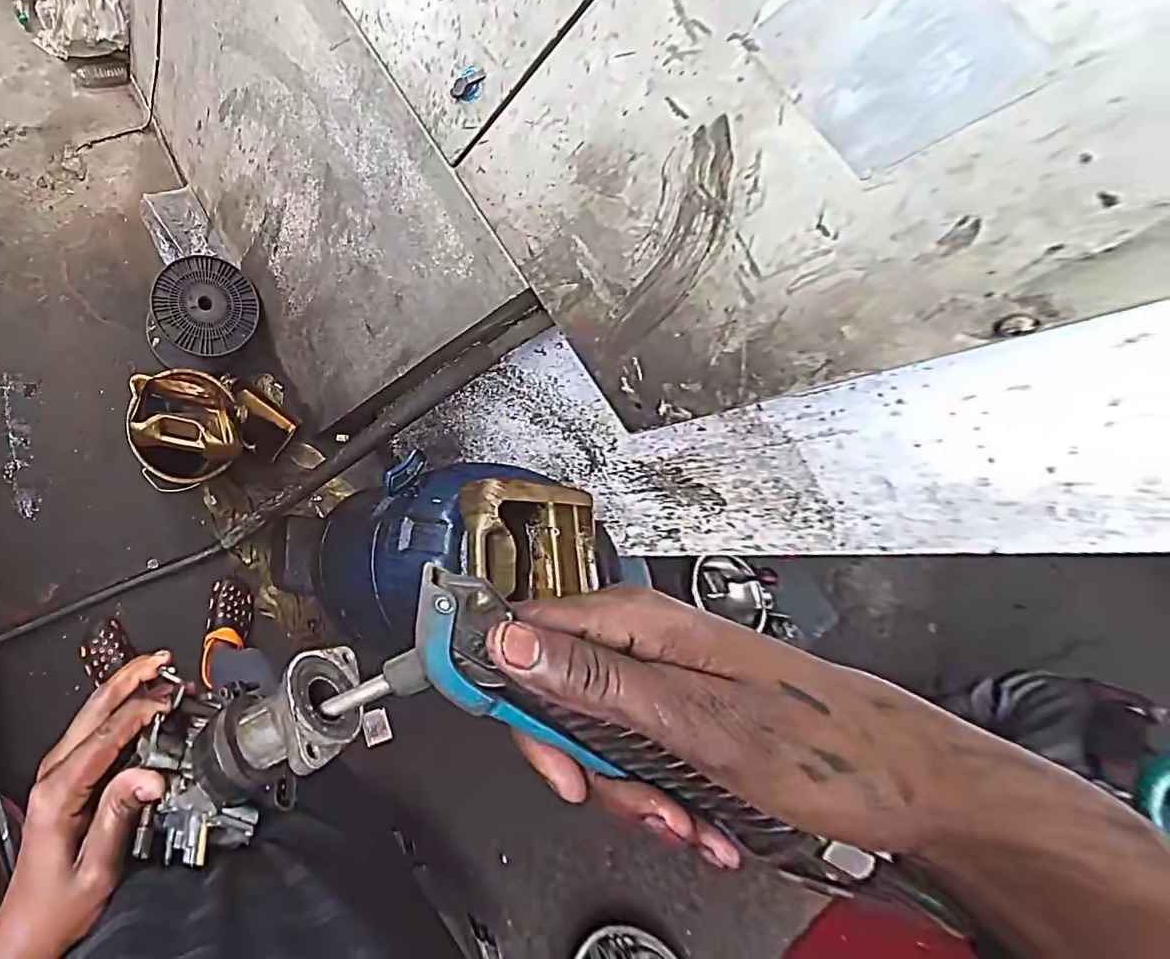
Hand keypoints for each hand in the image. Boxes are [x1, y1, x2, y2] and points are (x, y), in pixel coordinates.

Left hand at [0, 652, 172, 958]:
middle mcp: (53, 771)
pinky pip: (93, 729)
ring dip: (126, 687)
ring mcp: (56, 769)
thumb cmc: (56, 904)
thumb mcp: (95, 868)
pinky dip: (119, 708)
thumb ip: (120, 816)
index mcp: (58, 790)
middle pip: (94, 707)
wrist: (28, 926)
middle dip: (130, 677)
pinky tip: (138, 704)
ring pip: (92, 711)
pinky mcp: (63, 774)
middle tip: (161, 660)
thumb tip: (150, 775)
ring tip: (155, 671)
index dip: (141, 711)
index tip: (170, 701)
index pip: (106, 734)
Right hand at [484, 585, 1043, 859]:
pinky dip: (649, 790)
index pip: (523, 634)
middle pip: (551, 688)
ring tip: (679, 817)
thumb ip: (591, 680)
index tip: (529, 742)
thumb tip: (509, 643)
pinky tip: (692, 812)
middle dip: (580, 756)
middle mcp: (636, 638)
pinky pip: (625, 746)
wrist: (929, 795)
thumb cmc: (832, 750)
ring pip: (589, 728)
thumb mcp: (697, 721)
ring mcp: (653, 673)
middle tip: (615, 794)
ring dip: (623, 786)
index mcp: (631, 621)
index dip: (509, 686)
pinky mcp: (670, 705)